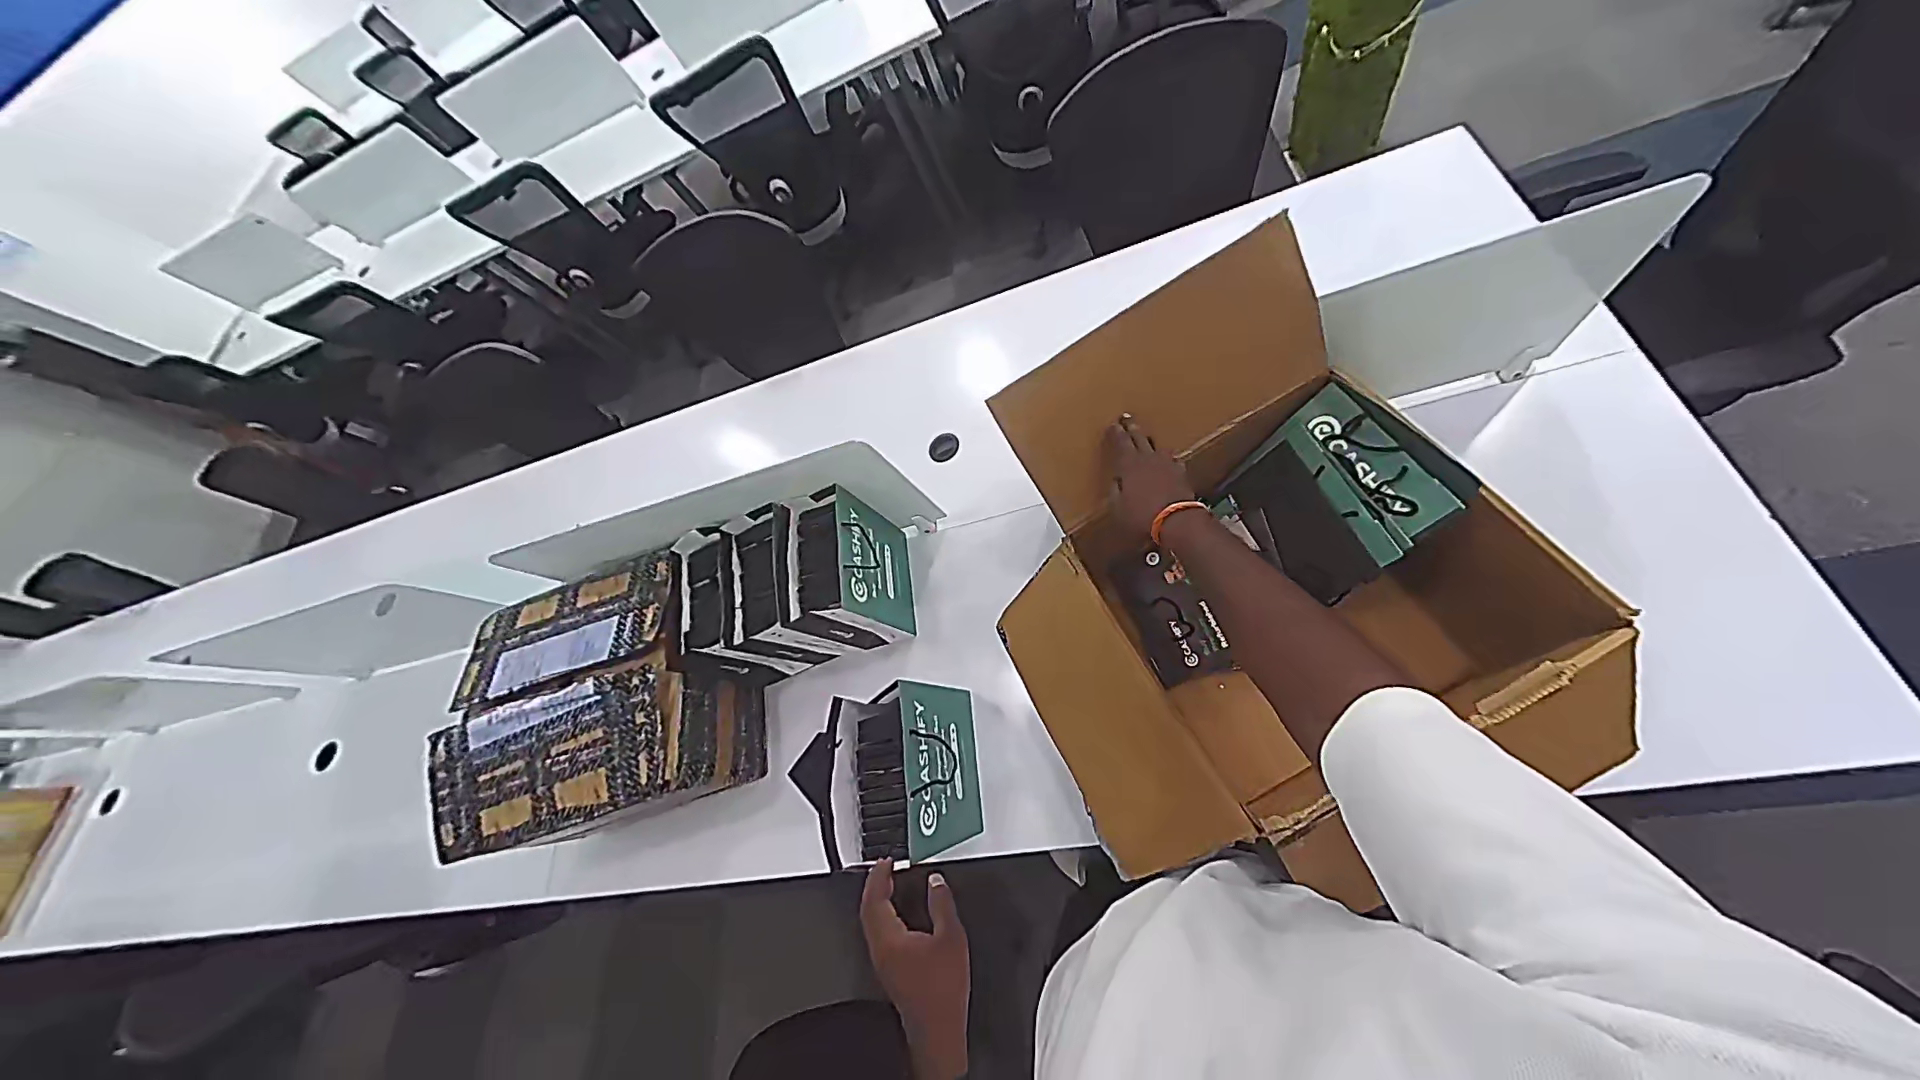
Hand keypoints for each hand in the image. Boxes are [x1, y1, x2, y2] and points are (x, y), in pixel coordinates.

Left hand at [861, 860, 968, 1079]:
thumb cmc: (943, 990)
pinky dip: (882, 915)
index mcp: (890, 939)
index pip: (874, 899)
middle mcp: (880, 950)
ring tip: (888, 885)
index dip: (878, 876)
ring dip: (877, 900)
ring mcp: (882, 961)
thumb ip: (942, 904)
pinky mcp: (889, 969)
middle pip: (867, 910)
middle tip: (884, 868)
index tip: (885, 862)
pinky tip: (896, 913)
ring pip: (870, 923)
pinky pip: (877, 933)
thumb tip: (936, 882)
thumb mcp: (951, 937)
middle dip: (874, 885)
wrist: (938, 1029)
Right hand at [1105, 414, 1196, 545]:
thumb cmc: (1141, 515)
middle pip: (1139, 438)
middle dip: (1132, 428)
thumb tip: (1116, 480)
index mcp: (1129, 464)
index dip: (1116, 433)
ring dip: (1150, 440)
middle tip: (1127, 419)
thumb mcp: (1118, 507)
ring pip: (1157, 446)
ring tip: (1147, 437)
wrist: (1177, 520)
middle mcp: (1148, 458)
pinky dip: (1167, 458)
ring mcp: (1167, 464)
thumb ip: (1115, 490)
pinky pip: (1172, 460)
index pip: (1120, 443)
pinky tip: (1168, 460)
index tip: (1113, 425)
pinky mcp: (1181, 473)